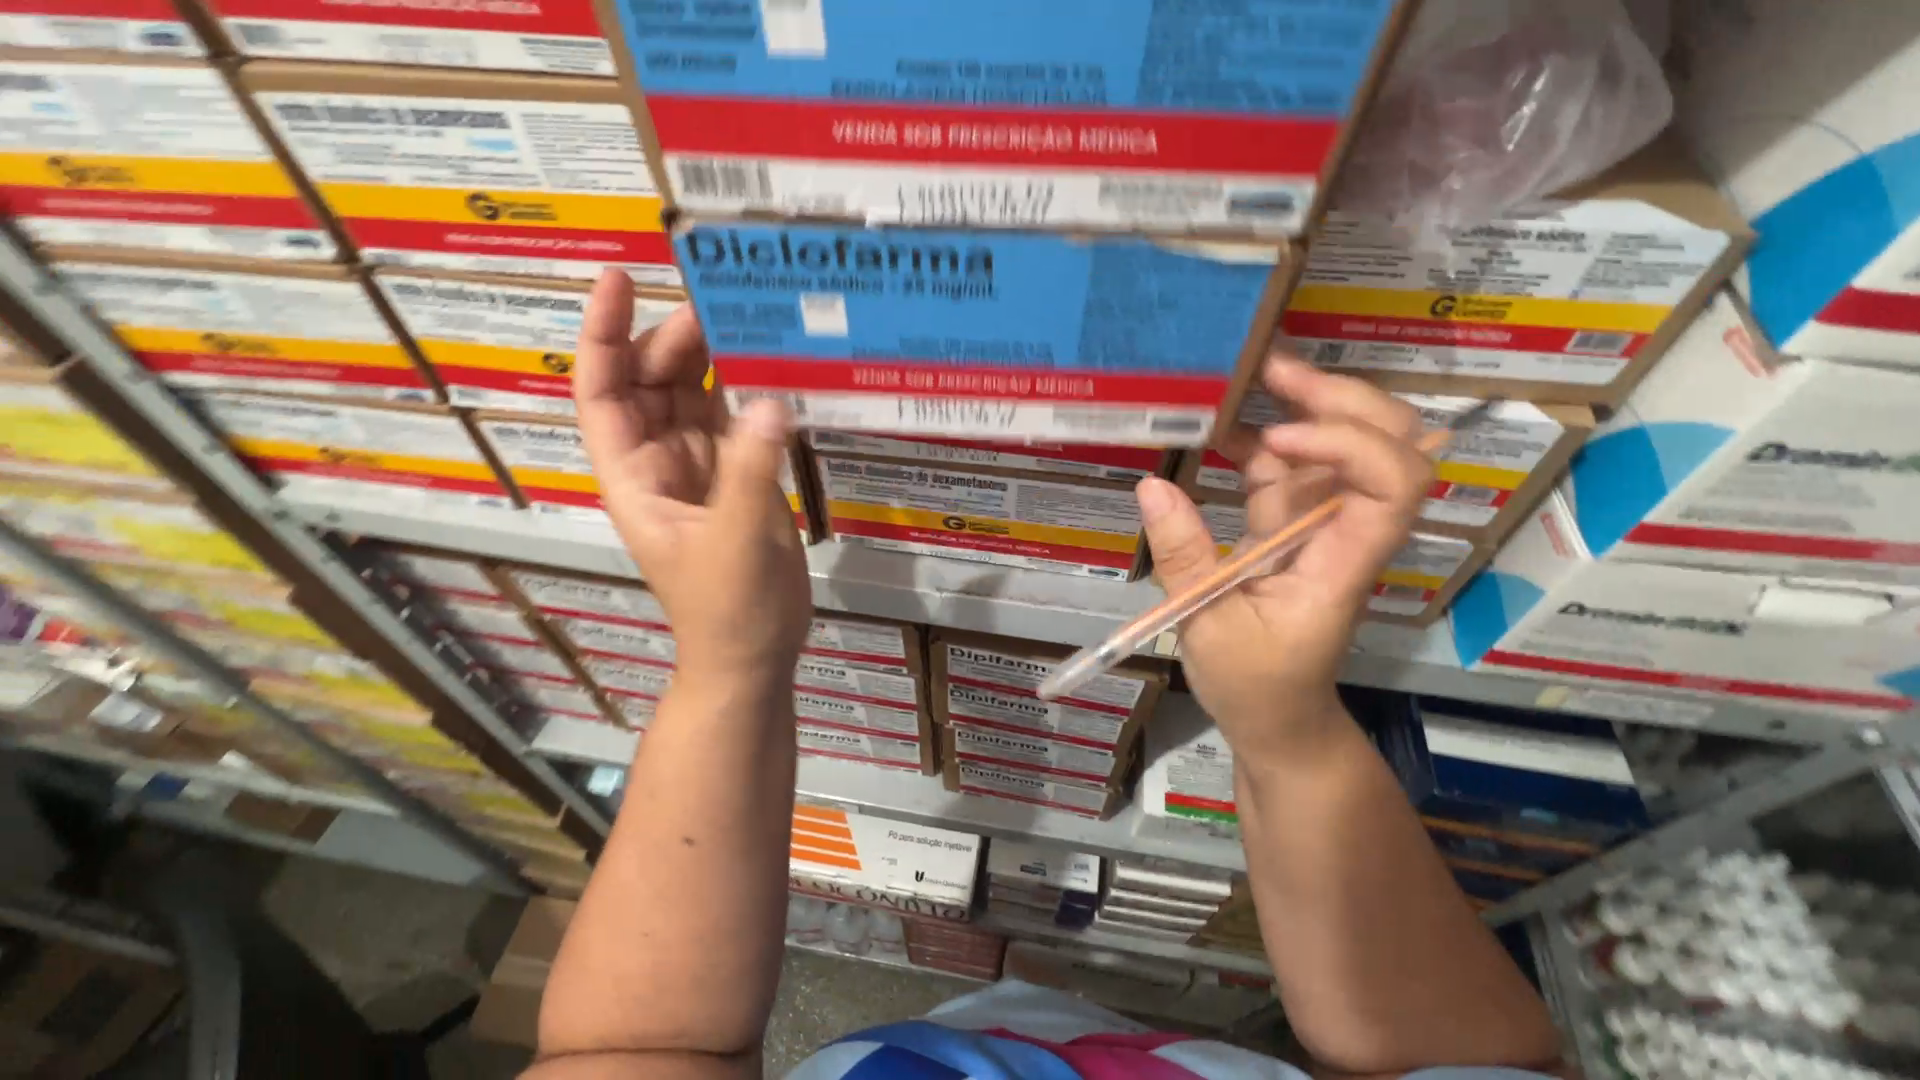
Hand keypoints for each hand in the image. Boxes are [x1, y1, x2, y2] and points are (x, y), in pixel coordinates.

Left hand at [573, 270, 810, 682]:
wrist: (753, 654)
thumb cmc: (727, 607)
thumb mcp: (734, 540)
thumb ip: (750, 470)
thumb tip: (772, 399)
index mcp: (633, 475)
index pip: (602, 389)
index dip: (603, 333)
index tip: (619, 278)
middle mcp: (658, 461)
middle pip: (651, 382)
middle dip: (674, 340)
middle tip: (720, 306)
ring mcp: (699, 468)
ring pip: (694, 396)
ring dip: (713, 359)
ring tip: (747, 322)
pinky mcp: (738, 478)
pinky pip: (737, 421)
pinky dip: (750, 393)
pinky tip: (774, 368)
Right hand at [1138, 356, 1431, 762]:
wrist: (1278, 720)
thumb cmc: (1257, 687)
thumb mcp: (1209, 628)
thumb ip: (1185, 558)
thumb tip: (1152, 486)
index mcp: (1345, 560)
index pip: (1393, 483)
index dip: (1349, 442)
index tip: (1279, 437)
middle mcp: (1345, 528)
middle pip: (1389, 442)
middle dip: (1339, 397)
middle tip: (1270, 368)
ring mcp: (1319, 522)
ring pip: (1342, 443)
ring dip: (1303, 402)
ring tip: (1244, 371)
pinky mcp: (1289, 525)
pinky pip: (1286, 467)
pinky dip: (1259, 436)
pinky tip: (1219, 420)